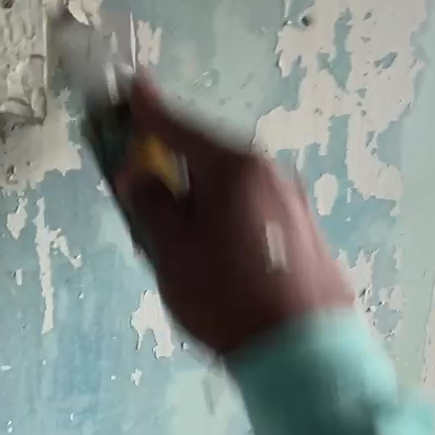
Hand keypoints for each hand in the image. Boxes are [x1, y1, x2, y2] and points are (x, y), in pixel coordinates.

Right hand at [114, 80, 355, 355]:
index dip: (148, 110)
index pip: (178, 128)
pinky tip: (215, 250)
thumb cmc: (224, 295)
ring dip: (197, 195)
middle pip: (206, 155)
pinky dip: (222, 213)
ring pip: (229, 185)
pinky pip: (249, 206)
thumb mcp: (170, 251)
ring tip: (178, 236)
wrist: (302, 350)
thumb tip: (139, 176)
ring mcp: (290, 199)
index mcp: (232, 168)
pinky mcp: (302, 228)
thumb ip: (150, 205)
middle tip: (143, 188)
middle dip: (172, 164)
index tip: (131, 85)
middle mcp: (268, 172)